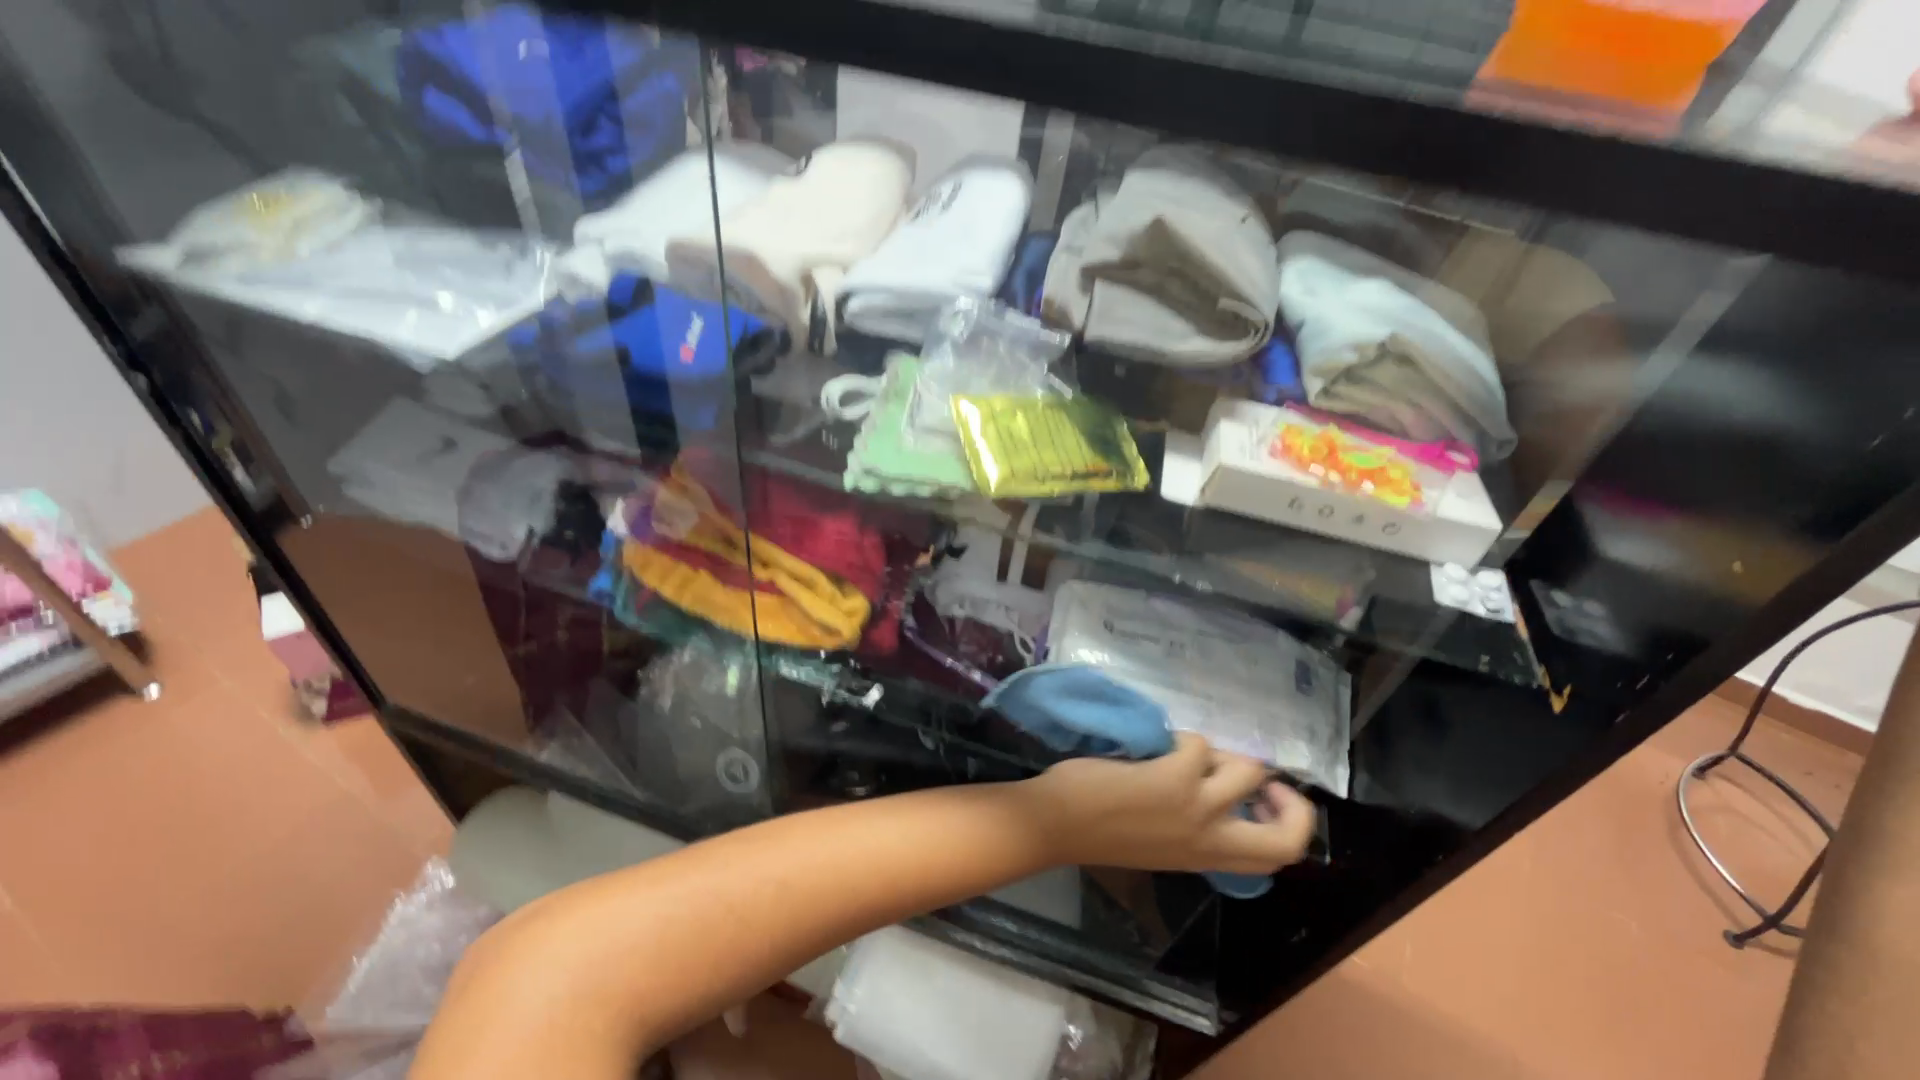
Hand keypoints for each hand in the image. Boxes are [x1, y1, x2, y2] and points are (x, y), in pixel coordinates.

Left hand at [1018, 733, 1318, 874]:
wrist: (1054, 825)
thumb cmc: (1097, 830)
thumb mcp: (1161, 842)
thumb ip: (1195, 827)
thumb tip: (1219, 789)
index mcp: (1205, 857)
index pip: (1275, 858)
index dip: (1289, 826)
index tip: (1266, 802)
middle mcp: (1210, 839)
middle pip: (1289, 838)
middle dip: (1293, 803)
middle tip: (1263, 782)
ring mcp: (1198, 808)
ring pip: (1246, 769)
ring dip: (1222, 754)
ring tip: (1184, 754)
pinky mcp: (1176, 776)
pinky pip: (1199, 744)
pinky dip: (1180, 738)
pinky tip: (1153, 747)